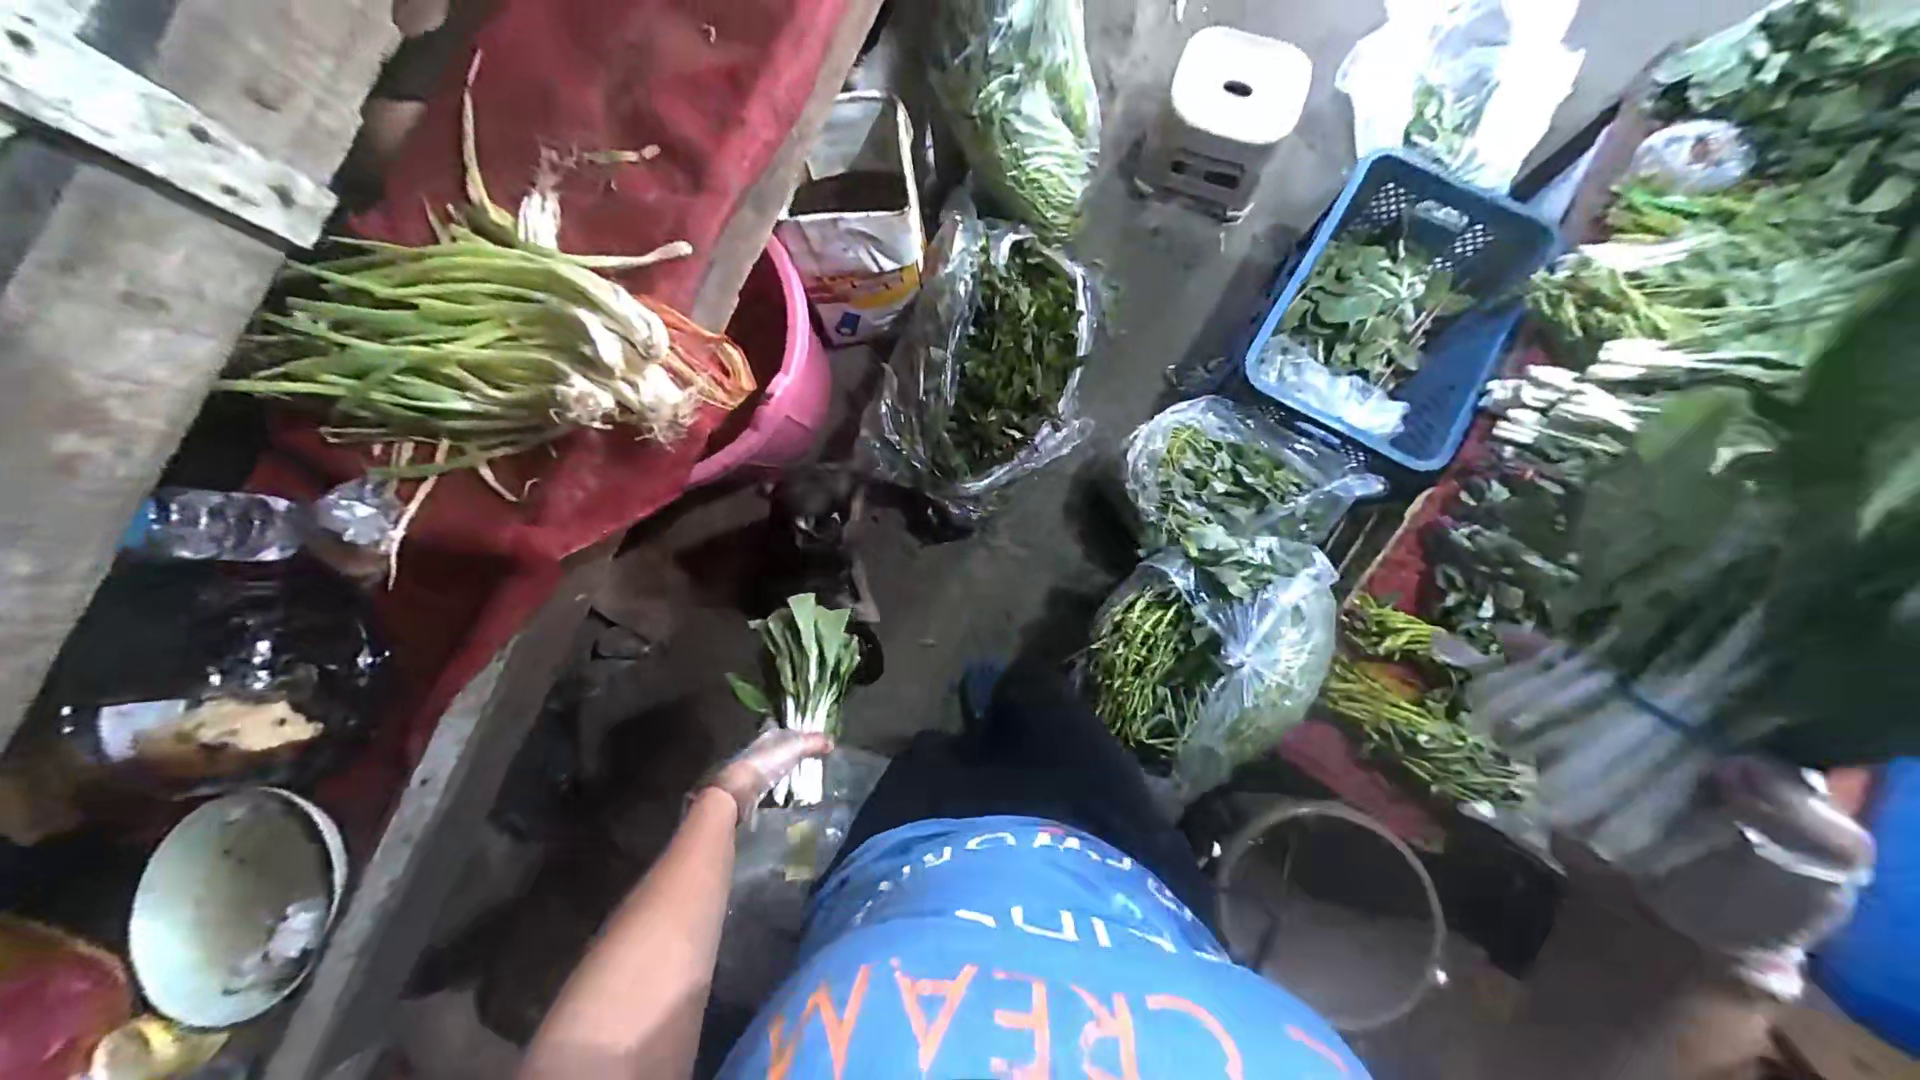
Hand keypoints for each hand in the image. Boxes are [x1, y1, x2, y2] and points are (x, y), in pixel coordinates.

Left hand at [703, 727, 833, 821]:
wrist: (735, 792)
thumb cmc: (765, 763)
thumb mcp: (795, 747)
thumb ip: (813, 743)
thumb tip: (832, 740)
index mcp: (768, 734)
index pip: (785, 729)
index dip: (798, 733)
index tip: (812, 739)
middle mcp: (758, 748)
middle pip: (778, 748)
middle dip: (791, 752)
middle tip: (810, 758)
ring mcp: (752, 769)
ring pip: (772, 766)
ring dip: (784, 770)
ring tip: (802, 776)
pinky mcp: (749, 789)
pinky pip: (768, 784)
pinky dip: (778, 786)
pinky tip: (787, 792)